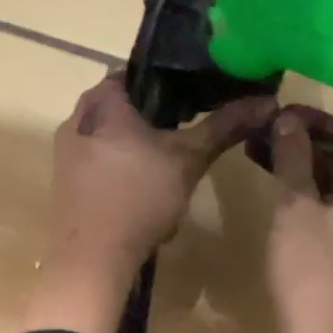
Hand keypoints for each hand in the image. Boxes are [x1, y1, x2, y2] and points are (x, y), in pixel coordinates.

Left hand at [27, 74, 272, 332]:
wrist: (92, 260)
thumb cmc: (138, 198)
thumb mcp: (188, 159)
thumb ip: (224, 127)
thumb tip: (267, 103)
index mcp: (102, 100)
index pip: (138, 72)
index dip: (168, 81)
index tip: (194, 98)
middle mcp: (76, 119)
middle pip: (123, 108)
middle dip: (152, 121)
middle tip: (184, 135)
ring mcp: (65, 157)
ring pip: (110, 141)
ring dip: (136, 152)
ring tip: (167, 169)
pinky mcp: (64, 189)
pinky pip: (98, 170)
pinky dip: (120, 177)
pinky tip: (142, 199)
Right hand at [262, 105, 332, 332]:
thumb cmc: (310, 271)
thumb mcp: (295, 208)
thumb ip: (292, 158)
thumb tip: (287, 118)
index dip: (313, 119)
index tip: (276, 113)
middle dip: (304, 142)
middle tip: (263, 134)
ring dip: (301, 167)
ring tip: (262, 155)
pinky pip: (330, 205)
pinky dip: (306, 192)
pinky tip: (278, 189)